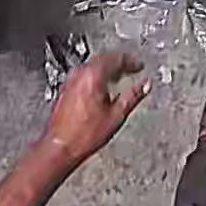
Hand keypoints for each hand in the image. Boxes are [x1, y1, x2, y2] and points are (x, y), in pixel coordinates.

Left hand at [37, 52, 150, 168]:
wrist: (59, 147)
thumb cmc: (83, 135)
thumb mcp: (116, 115)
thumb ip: (133, 96)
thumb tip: (146, 85)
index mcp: (94, 75)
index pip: (116, 58)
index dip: (131, 61)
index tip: (139, 66)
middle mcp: (80, 73)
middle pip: (104, 58)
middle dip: (119, 62)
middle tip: (132, 69)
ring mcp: (70, 80)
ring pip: (93, 65)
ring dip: (108, 68)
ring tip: (119, 78)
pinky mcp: (65, 88)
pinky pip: (84, 73)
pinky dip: (96, 75)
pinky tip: (102, 88)